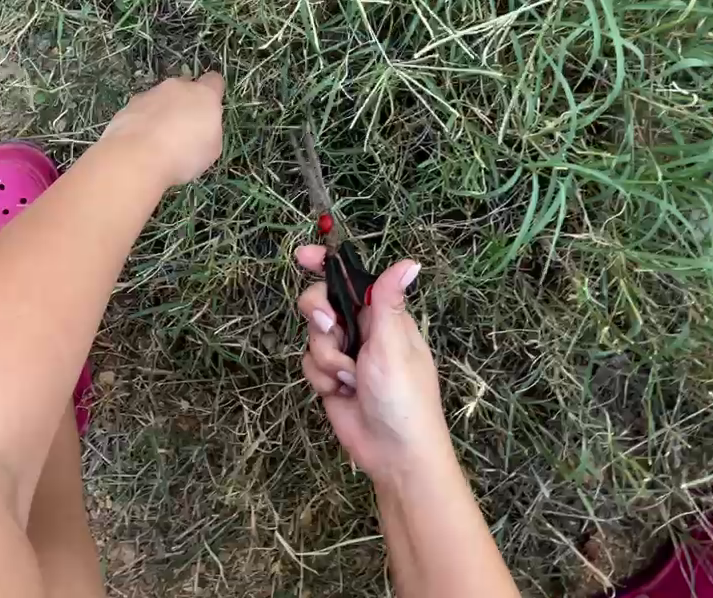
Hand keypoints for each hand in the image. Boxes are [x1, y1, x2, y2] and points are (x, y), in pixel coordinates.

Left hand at [96, 72, 224, 185]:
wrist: (137, 157)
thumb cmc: (184, 155)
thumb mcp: (212, 149)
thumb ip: (209, 130)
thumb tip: (201, 127)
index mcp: (203, 94)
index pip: (214, 81)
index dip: (213, 93)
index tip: (210, 110)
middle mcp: (176, 87)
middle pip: (185, 86)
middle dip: (185, 102)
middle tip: (184, 129)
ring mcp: (149, 94)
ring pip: (160, 98)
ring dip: (162, 112)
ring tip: (159, 141)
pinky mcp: (128, 106)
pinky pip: (140, 111)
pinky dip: (142, 122)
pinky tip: (141, 143)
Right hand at [296, 246, 453, 485]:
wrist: (394, 456)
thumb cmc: (403, 397)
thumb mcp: (394, 344)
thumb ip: (388, 301)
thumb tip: (410, 262)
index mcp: (383, 316)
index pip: (351, 278)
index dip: (325, 265)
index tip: (302, 257)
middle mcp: (363, 330)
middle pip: (322, 302)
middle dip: (319, 316)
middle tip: (331, 329)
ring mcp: (346, 353)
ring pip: (313, 335)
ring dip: (327, 357)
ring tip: (349, 379)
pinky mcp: (331, 377)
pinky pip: (309, 362)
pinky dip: (321, 378)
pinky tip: (341, 393)